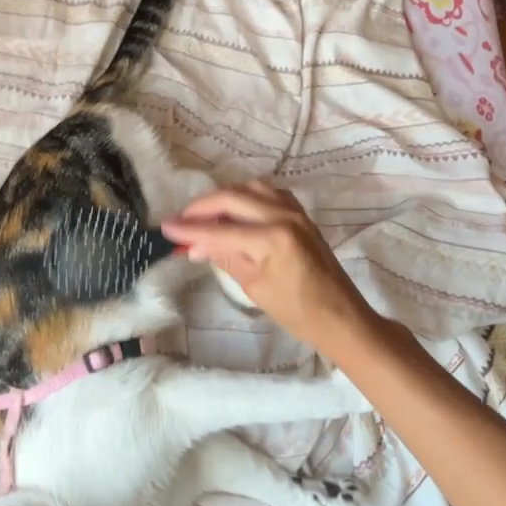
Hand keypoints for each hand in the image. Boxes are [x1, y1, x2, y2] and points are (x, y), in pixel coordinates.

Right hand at [160, 182, 375, 345]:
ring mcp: (295, 211)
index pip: (220, 230)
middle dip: (202, 208)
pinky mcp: (300, 214)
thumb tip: (193, 245)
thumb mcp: (254, 286)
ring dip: (224, 198)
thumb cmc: (297, 311)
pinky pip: (267, 193)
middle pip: (232, 198)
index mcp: (273, 238)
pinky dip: (246, 197)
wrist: (340, 316)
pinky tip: (236, 212)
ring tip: (205, 216)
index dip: (190, 229)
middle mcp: (284, 216)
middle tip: (180, 220)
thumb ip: (224, 257)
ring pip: (250, 189)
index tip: (165, 228)